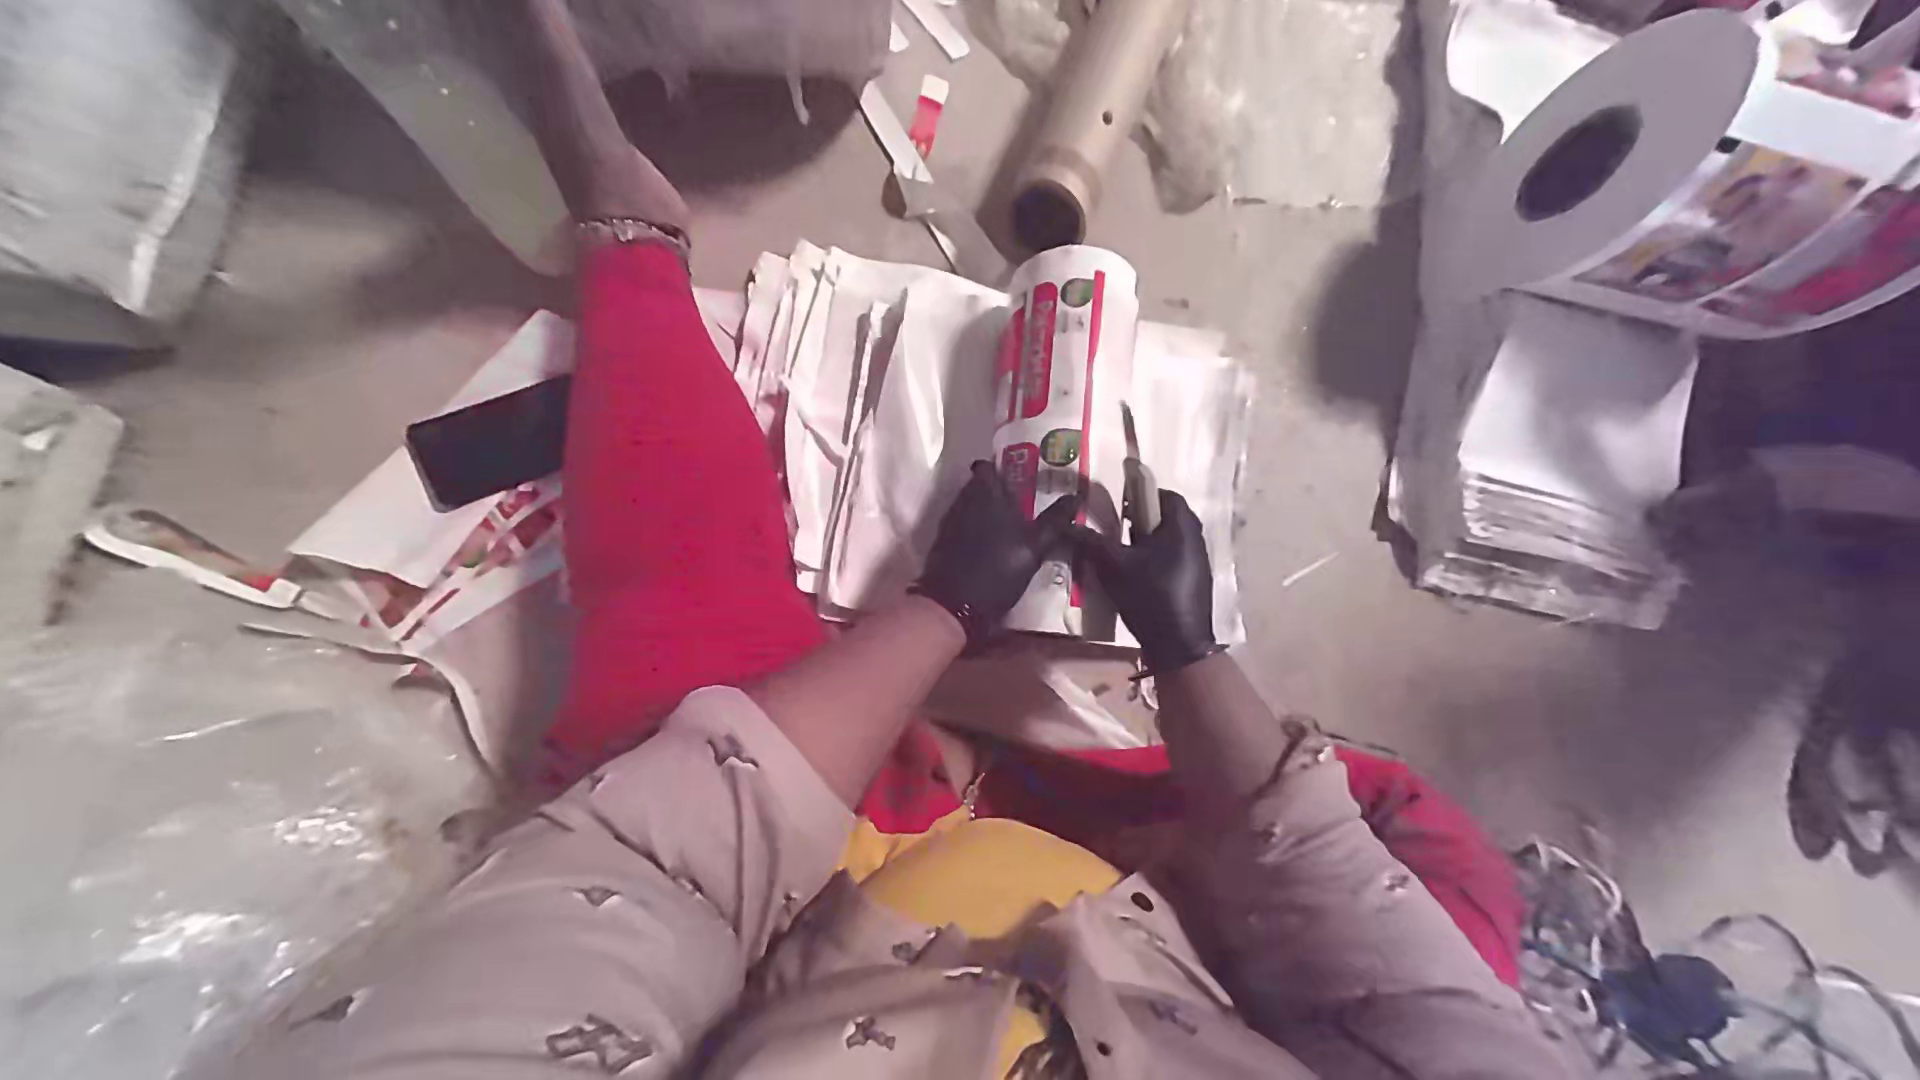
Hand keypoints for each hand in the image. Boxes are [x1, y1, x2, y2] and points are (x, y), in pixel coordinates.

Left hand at [914, 461, 1081, 644]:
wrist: (953, 603)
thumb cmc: (998, 568)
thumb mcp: (1034, 547)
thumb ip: (1055, 521)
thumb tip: (1076, 496)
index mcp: (986, 494)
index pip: (987, 467)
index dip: (999, 468)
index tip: (1016, 476)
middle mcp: (964, 501)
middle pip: (977, 485)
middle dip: (994, 490)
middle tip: (1018, 501)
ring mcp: (949, 521)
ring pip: (967, 504)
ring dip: (983, 509)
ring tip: (1005, 522)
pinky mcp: (942, 541)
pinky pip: (960, 523)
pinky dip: (972, 526)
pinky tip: (986, 542)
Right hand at [1074, 489, 1219, 674]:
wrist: (1179, 644)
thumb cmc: (1149, 595)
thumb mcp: (1113, 566)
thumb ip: (1091, 542)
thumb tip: (1066, 525)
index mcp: (1181, 527)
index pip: (1165, 494)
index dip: (1142, 492)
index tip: (1120, 502)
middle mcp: (1195, 539)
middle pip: (1167, 517)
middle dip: (1141, 518)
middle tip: (1116, 526)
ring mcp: (1198, 562)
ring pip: (1170, 539)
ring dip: (1147, 539)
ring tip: (1122, 551)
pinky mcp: (1195, 581)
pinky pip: (1173, 558)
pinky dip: (1155, 557)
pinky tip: (1136, 574)